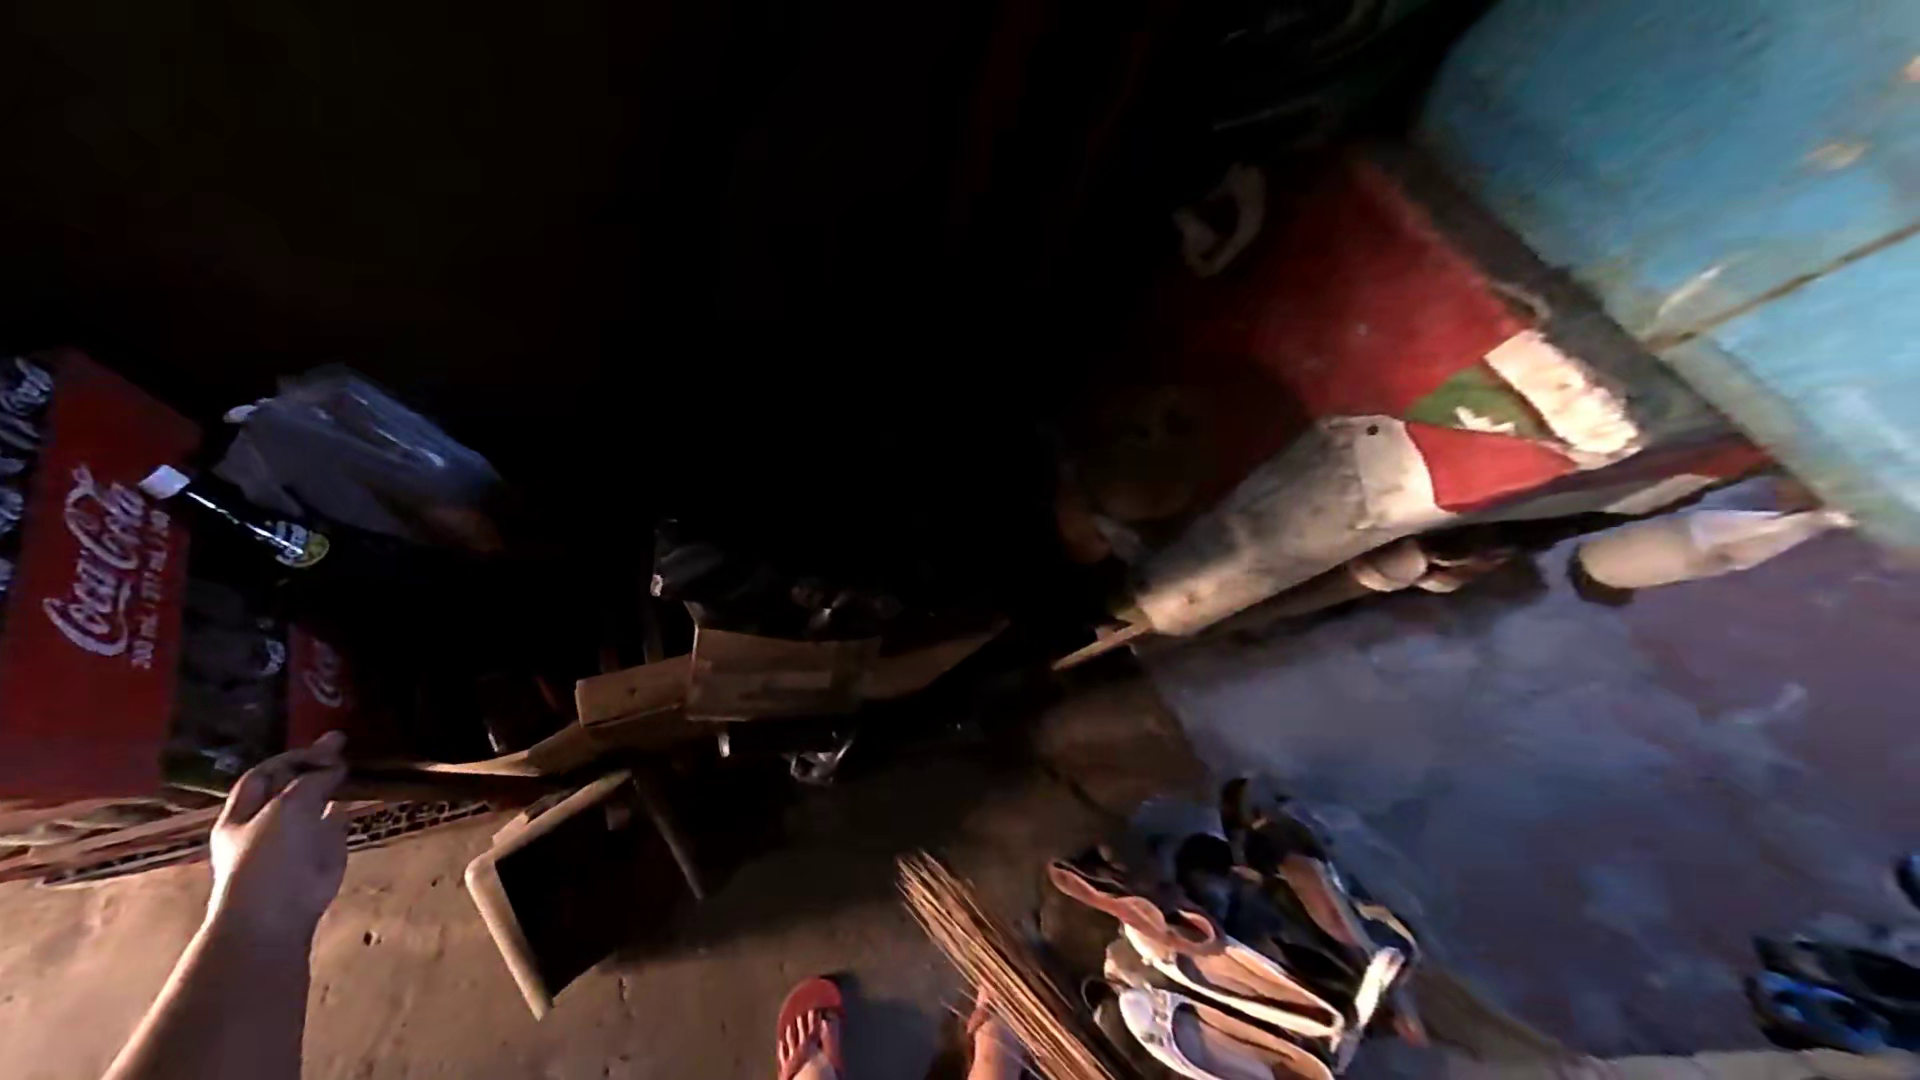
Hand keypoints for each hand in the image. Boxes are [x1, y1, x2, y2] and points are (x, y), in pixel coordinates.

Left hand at [205, 732, 349, 943]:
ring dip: (331, 780)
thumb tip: (336, 764)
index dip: (291, 757)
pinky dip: (346, 801)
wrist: (279, 906)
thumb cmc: (268, 855)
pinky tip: (360, 789)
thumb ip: (312, 780)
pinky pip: (335, 816)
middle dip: (312, 763)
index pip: (263, 775)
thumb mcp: (286, 808)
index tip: (324, 747)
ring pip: (314, 797)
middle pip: (289, 784)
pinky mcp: (323, 843)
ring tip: (354, 761)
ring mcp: (297, 832)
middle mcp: (267, 820)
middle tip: (343, 742)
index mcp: (242, 814)